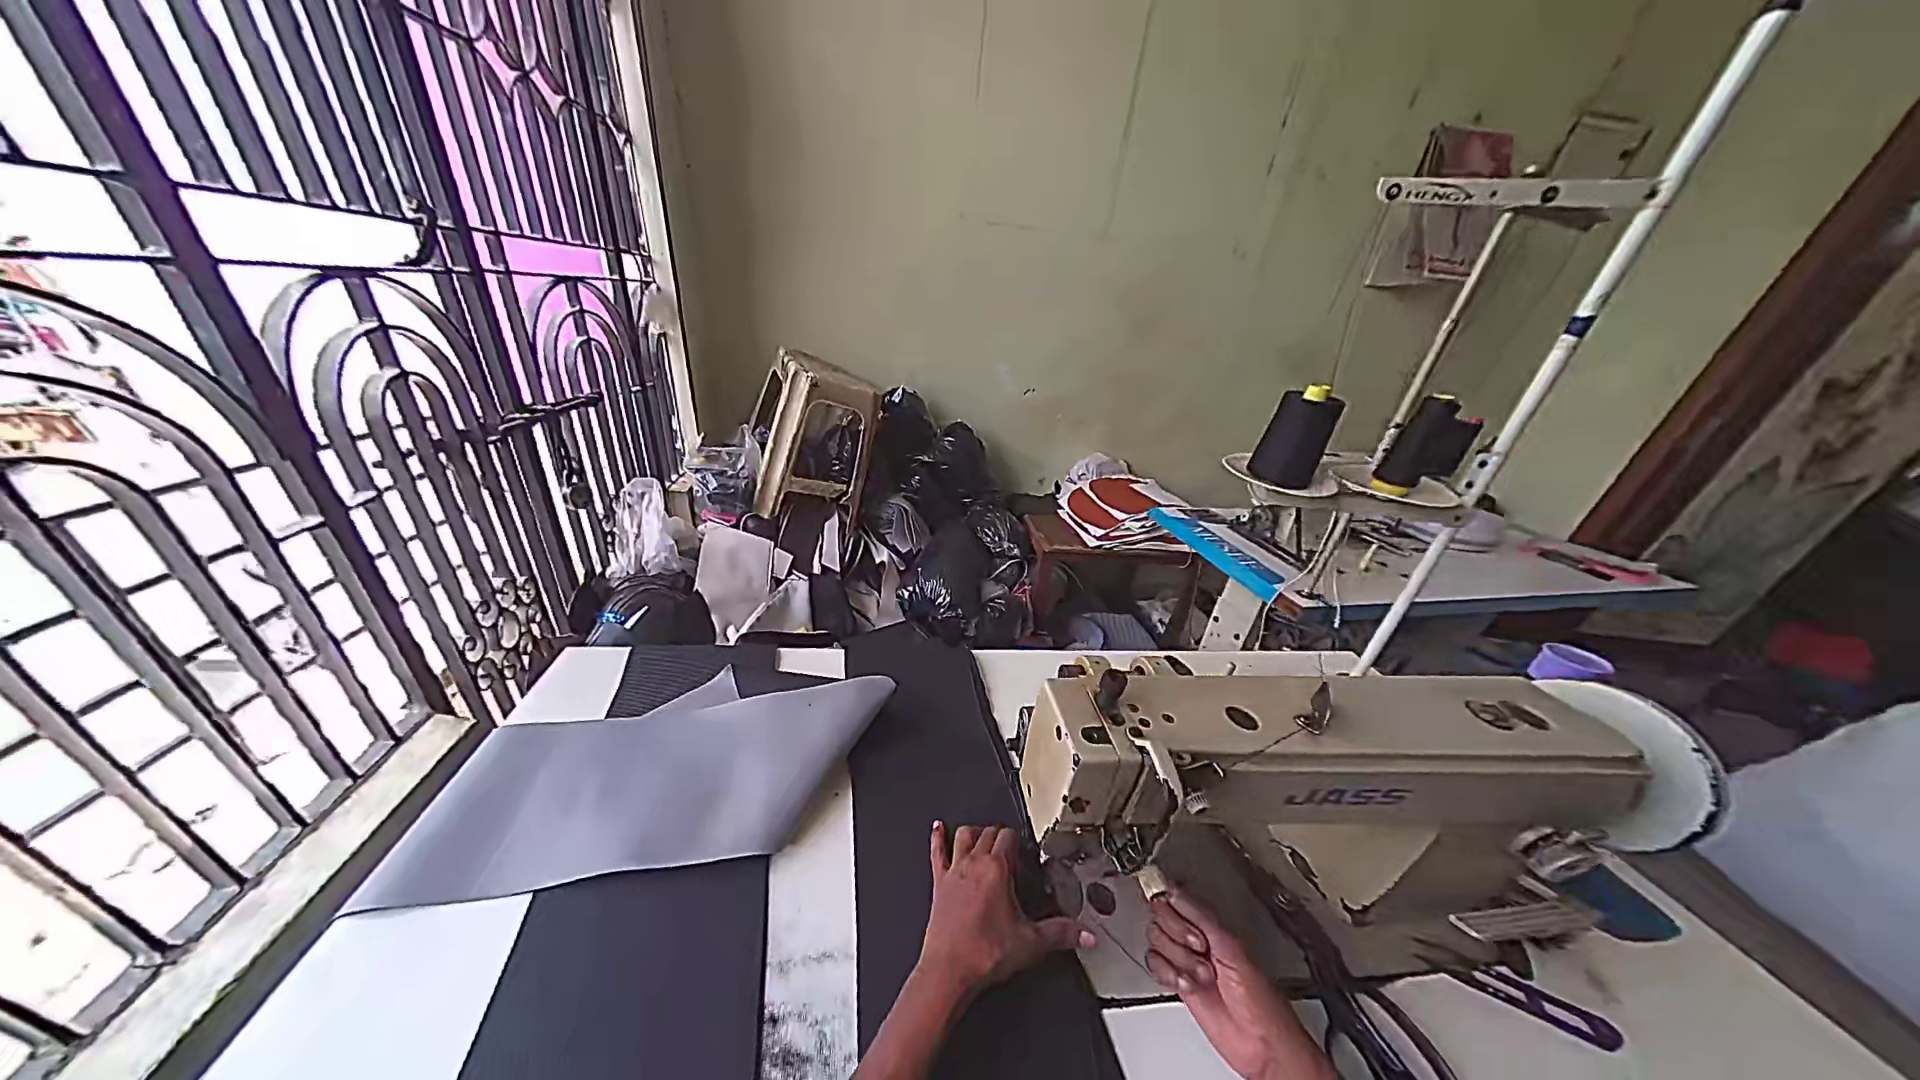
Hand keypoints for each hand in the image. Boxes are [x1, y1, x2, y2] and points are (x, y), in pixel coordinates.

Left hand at [915, 821, 1095, 998]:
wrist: (948, 972)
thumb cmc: (982, 954)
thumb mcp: (1030, 943)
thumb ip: (1061, 934)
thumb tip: (1083, 935)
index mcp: (996, 869)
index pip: (1009, 836)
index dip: (1019, 840)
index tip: (1025, 849)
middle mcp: (973, 864)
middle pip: (988, 832)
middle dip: (1000, 835)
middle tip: (1010, 846)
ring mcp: (954, 871)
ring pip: (964, 835)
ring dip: (975, 832)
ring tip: (983, 835)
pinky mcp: (939, 884)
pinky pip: (937, 852)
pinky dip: (937, 837)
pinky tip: (937, 828)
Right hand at [1147, 886, 1334, 1079]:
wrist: (1263, 1047)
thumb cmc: (1262, 1002)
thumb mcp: (1233, 950)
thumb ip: (1203, 918)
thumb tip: (1175, 891)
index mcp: (1214, 925)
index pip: (1178, 898)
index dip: (1172, 903)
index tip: (1174, 910)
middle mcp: (1199, 940)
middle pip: (1162, 917)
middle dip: (1178, 934)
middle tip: (1199, 949)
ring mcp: (1188, 962)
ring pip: (1156, 940)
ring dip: (1177, 957)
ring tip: (1201, 973)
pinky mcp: (1180, 983)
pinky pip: (1154, 964)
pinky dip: (1166, 973)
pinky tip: (1187, 984)